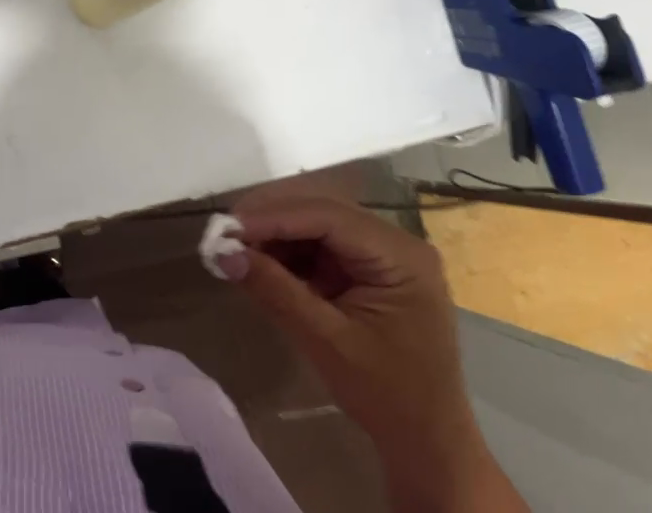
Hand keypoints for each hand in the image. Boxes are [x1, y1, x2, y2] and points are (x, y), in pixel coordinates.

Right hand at [219, 195, 523, 511]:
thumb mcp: (326, 341)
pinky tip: (262, 264)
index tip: (226, 229)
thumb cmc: (386, 393)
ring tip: (236, 250)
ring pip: (318, 225)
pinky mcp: (371, 271)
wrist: (427, 440)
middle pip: (323, 212)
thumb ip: (276, 291)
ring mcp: (385, 256)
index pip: (328, 217)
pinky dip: (289, 252)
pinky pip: (322, 247)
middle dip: (271, 220)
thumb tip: (223, 253)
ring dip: (276, 235)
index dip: (273, 217)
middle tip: (224, 234)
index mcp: (401, 256)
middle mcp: (397, 244)